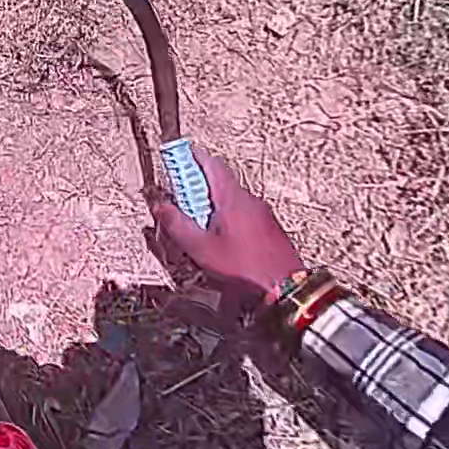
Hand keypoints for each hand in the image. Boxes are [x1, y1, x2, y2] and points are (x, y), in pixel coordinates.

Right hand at [146, 145, 303, 303]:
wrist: (288, 290)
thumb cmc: (246, 269)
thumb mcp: (200, 247)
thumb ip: (177, 224)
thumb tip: (160, 207)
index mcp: (232, 198)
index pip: (211, 163)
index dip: (190, 158)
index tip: (174, 159)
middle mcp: (249, 200)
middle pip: (217, 181)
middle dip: (194, 188)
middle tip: (177, 202)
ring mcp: (261, 214)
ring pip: (228, 199)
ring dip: (208, 205)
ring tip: (195, 228)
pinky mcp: (267, 228)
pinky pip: (240, 212)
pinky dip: (223, 217)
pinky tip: (216, 240)